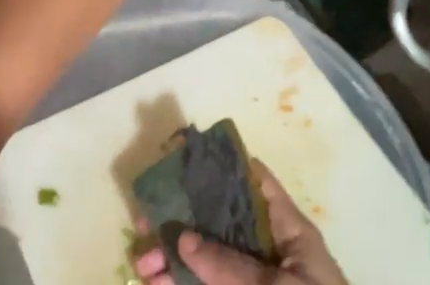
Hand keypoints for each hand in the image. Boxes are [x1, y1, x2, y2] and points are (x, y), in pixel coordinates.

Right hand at [132, 163, 348, 284]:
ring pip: (204, 256)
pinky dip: (178, 282)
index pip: (253, 181)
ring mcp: (251, 280)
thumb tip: (182, 236)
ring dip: (171, 256)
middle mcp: (266, 249)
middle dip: (179, 218)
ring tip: (142, 265)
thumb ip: (231, 266)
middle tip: (144, 223)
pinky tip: (154, 283)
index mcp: (286, 230)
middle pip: (218, 219)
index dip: (218, 164)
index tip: (178, 157)